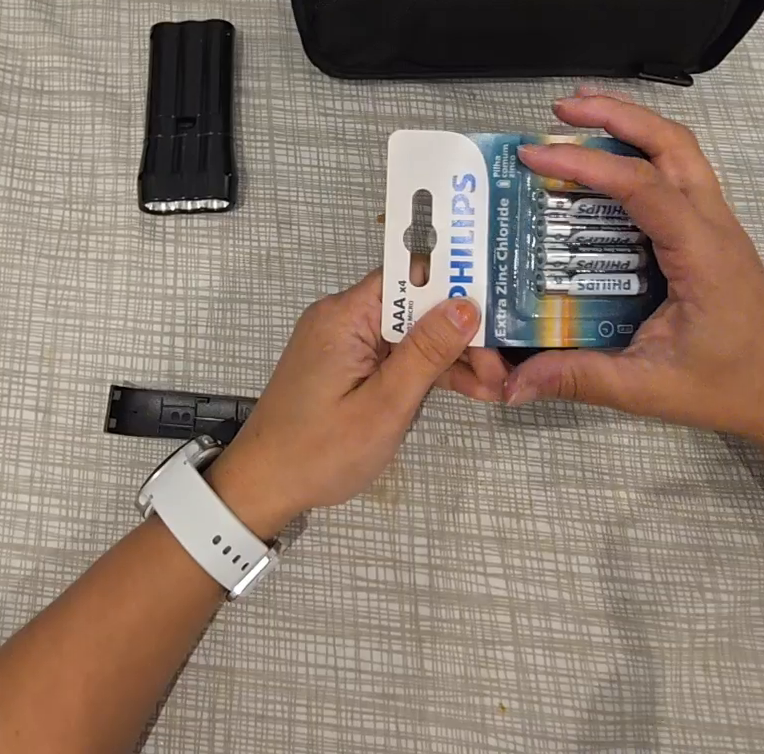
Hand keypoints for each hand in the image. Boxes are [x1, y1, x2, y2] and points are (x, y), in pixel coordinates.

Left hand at [207, 271, 479, 536]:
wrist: (264, 485)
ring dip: (447, 359)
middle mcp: (342, 318)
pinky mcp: (345, 365)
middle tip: (499, 373)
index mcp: (345, 315)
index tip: (494, 313)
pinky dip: (422, 373)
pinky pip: (391, 356)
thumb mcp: (384, 405)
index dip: (453, 288)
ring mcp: (343, 342)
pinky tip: (463, 390)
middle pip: (412, 307)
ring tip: (492, 388)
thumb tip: (466, 305)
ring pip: (407, 334)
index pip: (408, 277)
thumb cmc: (320, 451)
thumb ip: (426, 353)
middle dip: (459, 335)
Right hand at [490, 94, 763, 448]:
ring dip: (631, 123)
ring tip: (579, 114)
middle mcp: (713, 225)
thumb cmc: (730, 386)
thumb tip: (513, 383)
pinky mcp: (709, 232)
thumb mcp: (649, 389)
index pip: (642, 187)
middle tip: (561, 108)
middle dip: (616, 114)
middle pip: (671, 143)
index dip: (585, 164)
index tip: (532, 154)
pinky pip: (677, 173)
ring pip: (679, 150)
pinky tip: (606, 161)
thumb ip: (581, 378)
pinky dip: (641, 150)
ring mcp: (715, 224)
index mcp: (702, 254)